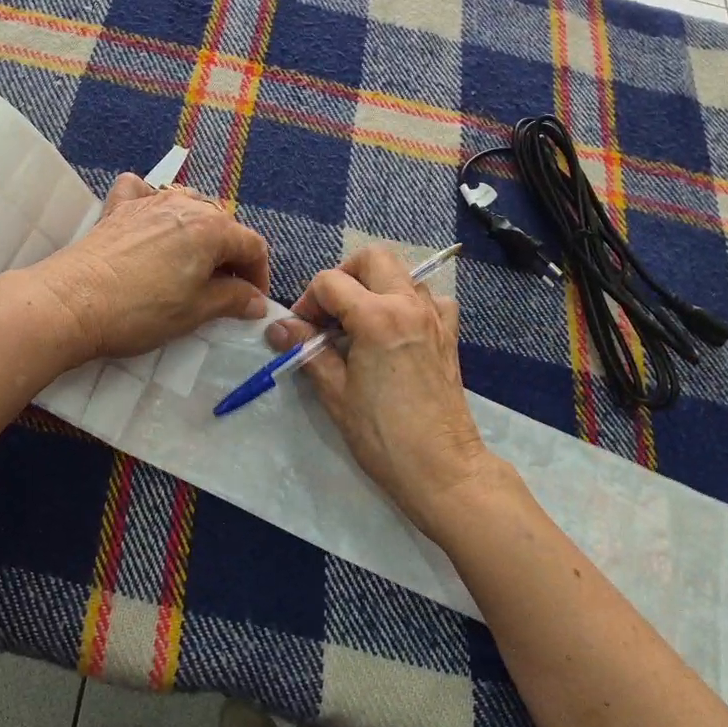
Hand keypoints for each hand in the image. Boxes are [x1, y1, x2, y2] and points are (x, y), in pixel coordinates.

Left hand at [29, 174, 270, 361]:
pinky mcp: (118, 209)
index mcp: (212, 228)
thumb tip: (256, 301)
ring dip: (199, 232)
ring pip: (189, 206)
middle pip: (223, 225)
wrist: (72, 303)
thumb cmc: (140, 310)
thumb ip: (233, 300)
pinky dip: (153, 201)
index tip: (253, 302)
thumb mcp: (196, 311)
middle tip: (224, 291)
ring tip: (192, 265)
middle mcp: (185, 205)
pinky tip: (151, 221)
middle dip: (230, 256)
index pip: (253, 246)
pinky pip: (143, 192)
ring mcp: (149, 202)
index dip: (259, 276)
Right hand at [266, 247, 492, 530]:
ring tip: (358, 323)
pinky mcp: (449, 333)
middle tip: (330, 312)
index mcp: (378, 316)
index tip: (300, 331)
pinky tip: (395, 331)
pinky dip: (408, 302)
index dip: (307, 302)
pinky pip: (429, 298)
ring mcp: (435, 316)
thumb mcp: (335, 394)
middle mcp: (409, 304)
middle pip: (372, 257)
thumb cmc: (383, 435)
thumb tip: (278, 328)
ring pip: (402, 273)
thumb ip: (308, 350)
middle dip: (344, 275)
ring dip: (375, 286)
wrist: (443, 468)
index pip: (330, 282)